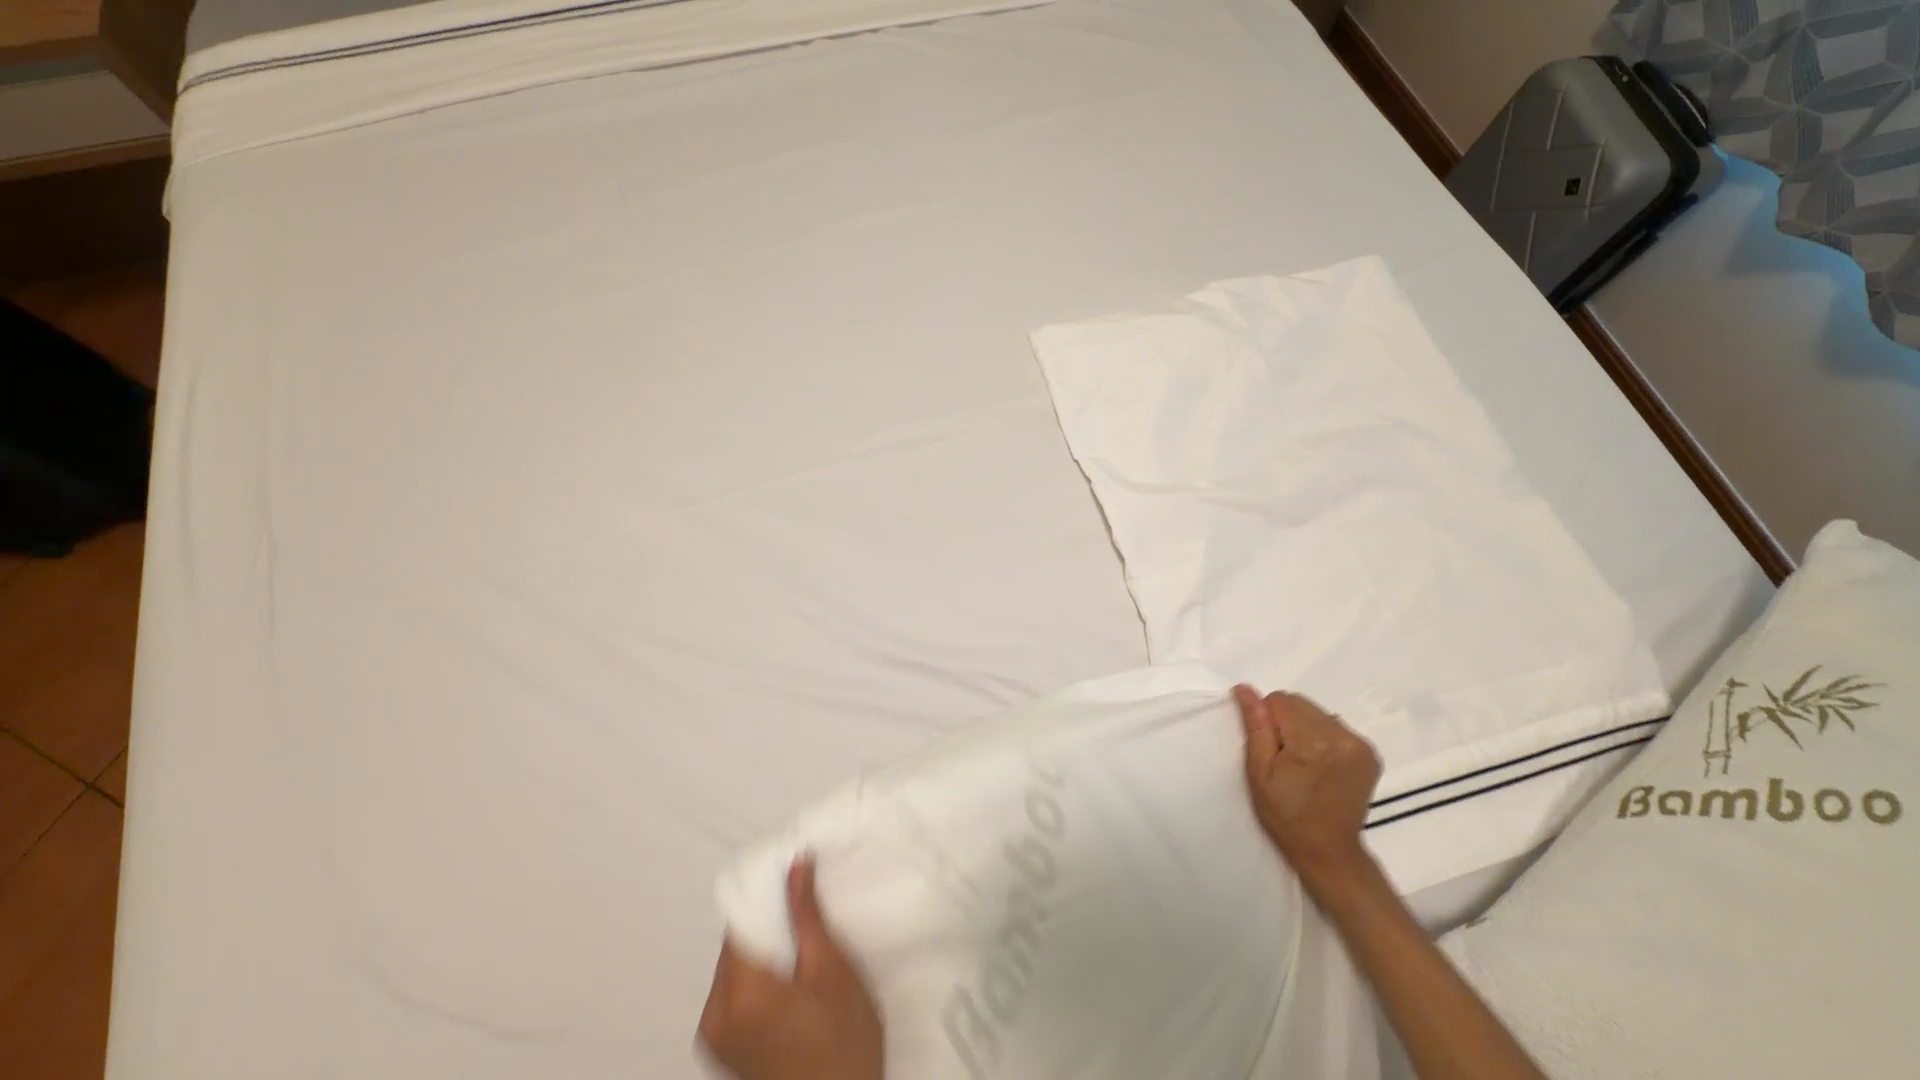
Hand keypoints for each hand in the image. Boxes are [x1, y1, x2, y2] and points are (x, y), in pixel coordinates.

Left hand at [698, 858, 884, 1079]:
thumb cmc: (845, 1044)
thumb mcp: (835, 973)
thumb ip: (807, 917)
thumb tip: (795, 864)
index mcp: (738, 994)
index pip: (739, 921)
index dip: (766, 897)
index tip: (793, 886)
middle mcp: (713, 1015)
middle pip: (734, 948)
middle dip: (767, 930)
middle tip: (807, 929)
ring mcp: (713, 1038)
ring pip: (734, 971)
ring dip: (763, 957)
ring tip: (803, 963)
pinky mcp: (722, 1053)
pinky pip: (733, 998)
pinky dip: (757, 985)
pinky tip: (791, 993)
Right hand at [1233, 684, 1383, 896]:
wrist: (1328, 850)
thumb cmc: (1285, 815)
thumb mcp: (1259, 772)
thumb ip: (1256, 726)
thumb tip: (1245, 688)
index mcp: (1314, 741)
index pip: (1281, 700)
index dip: (1268, 721)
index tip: (1271, 750)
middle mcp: (1343, 736)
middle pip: (1302, 704)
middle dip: (1287, 724)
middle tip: (1285, 760)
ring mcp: (1360, 745)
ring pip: (1319, 714)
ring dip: (1306, 730)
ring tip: (1304, 765)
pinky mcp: (1370, 753)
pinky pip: (1336, 728)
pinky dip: (1324, 740)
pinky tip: (1321, 766)